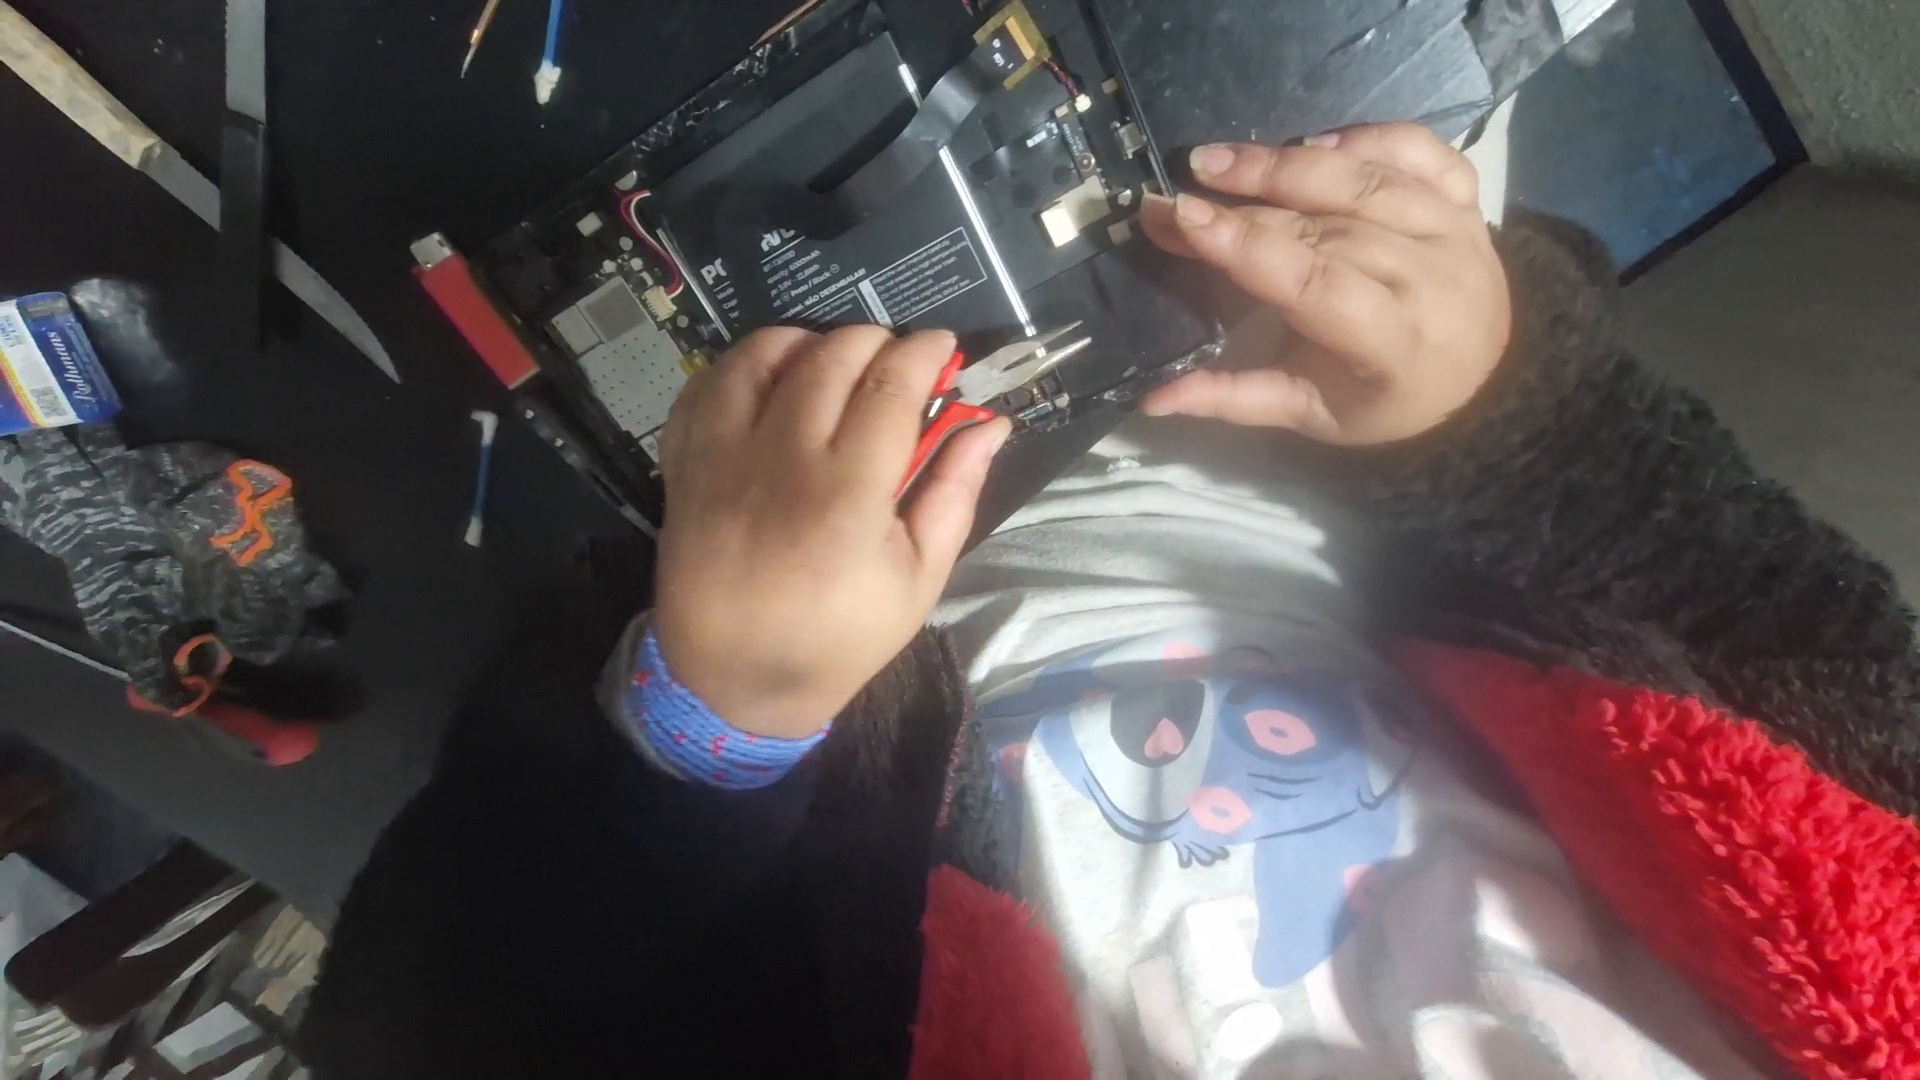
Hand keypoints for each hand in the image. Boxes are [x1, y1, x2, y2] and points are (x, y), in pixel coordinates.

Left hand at [651, 326, 1010, 737]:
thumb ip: (955, 492)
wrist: (737, 678)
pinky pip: (706, 384)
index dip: (924, 353)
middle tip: (896, 362)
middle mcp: (781, 461)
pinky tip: (772, 381)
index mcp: (849, 495)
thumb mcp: (919, 579)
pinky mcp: (685, 464)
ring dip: (809, 341)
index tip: (942, 347)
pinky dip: (744, 364)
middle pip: (830, 357)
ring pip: (762, 354)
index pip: (891, 386)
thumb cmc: (840, 636)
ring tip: (835, 363)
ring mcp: (723, 457)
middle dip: (874, 340)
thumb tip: (992, 425)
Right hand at [1139, 123, 1511, 445]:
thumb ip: (1235, 401)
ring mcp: (1453, 228)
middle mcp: (1429, 273)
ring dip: (1283, 163)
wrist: (1482, 380)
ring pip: (1361, 180)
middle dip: (1237, 206)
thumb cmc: (1383, 405)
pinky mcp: (1464, 199)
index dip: (1243, 245)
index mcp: (1390, 339)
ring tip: (1218, 160)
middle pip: (1322, 225)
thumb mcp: (1310, 415)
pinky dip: (1360, 138)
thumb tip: (1151, 400)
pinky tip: (1307, 146)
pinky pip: (1414, 149)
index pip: (1311, 279)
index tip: (1181, 217)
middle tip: (1168, 198)